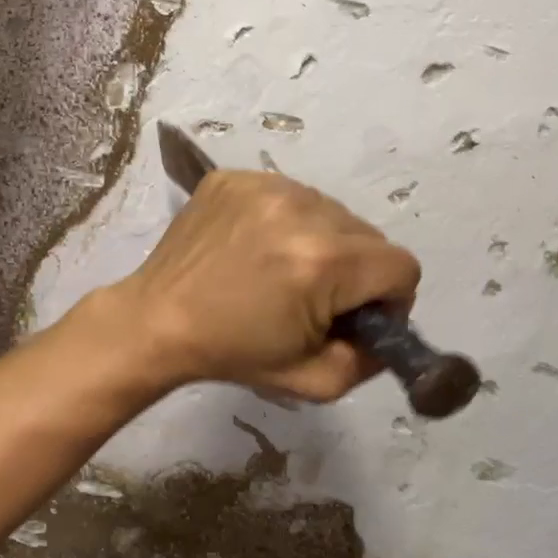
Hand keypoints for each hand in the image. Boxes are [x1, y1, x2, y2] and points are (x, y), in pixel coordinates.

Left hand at [109, 168, 419, 399]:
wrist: (157, 319)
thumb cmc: (232, 351)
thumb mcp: (316, 379)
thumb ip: (372, 359)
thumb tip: (385, 327)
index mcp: (323, 260)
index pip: (400, 267)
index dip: (387, 300)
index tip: (352, 316)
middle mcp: (299, 210)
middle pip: (367, 235)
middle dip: (352, 270)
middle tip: (309, 296)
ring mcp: (261, 187)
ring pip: (329, 210)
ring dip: (318, 239)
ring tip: (276, 269)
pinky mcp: (231, 179)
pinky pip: (286, 194)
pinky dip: (281, 219)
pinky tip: (252, 247)